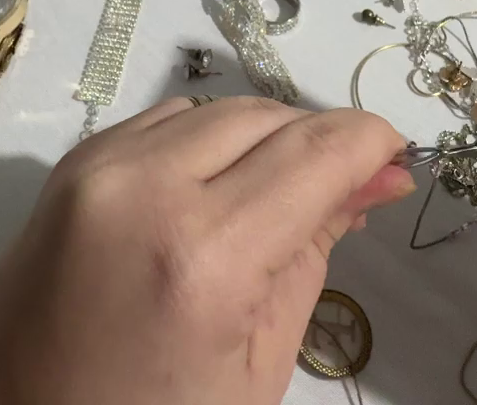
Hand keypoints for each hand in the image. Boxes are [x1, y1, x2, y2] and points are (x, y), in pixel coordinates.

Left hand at [0, 97, 412, 404]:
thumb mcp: (254, 368)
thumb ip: (314, 254)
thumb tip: (373, 179)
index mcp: (203, 259)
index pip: (315, 156)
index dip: (369, 141)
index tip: (396, 154)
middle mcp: (148, 185)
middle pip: (271, 116)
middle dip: (321, 140)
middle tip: (346, 186)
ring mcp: (103, 160)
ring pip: (223, 108)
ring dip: (267, 137)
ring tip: (276, 194)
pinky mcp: (80, 152)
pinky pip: (174, 118)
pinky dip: (212, 138)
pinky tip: (216, 185)